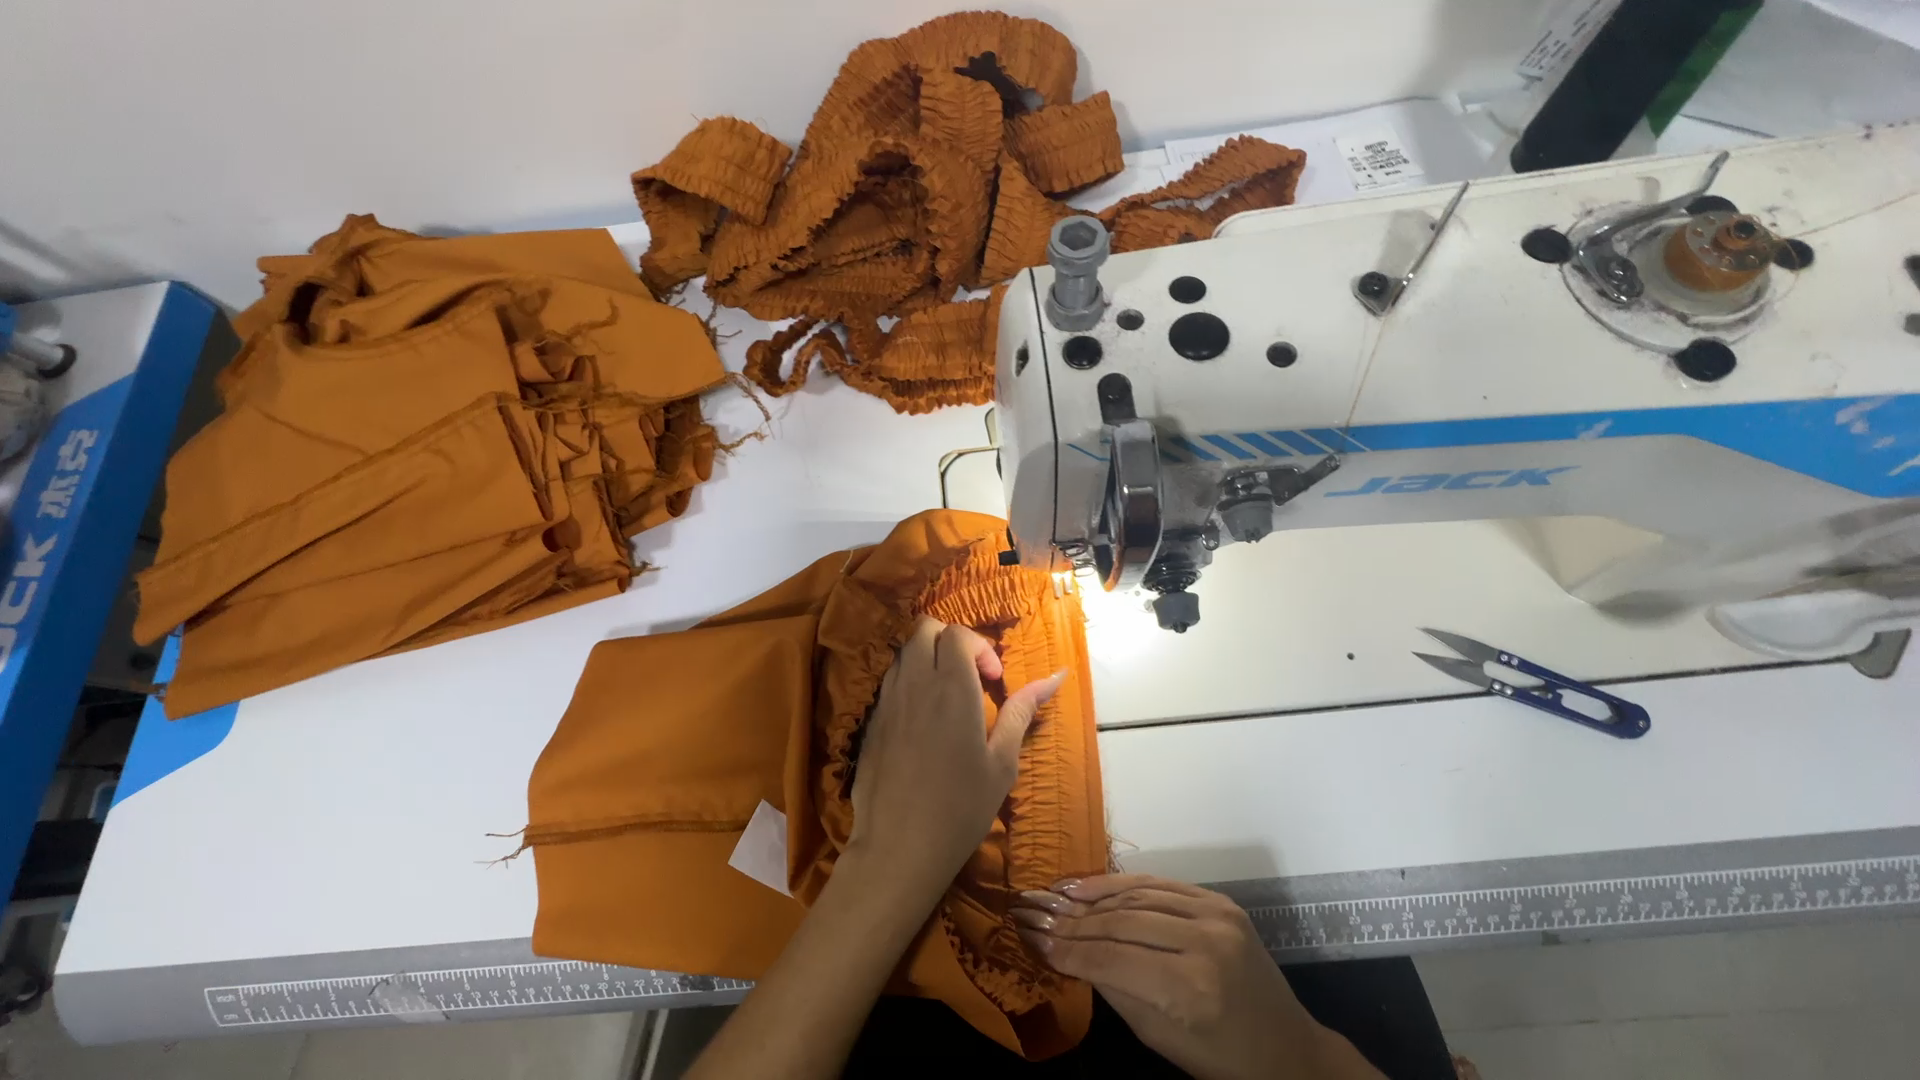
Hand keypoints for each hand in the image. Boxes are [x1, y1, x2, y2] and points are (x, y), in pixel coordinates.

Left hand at [846, 616, 1064, 898]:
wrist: (899, 847)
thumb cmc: (961, 808)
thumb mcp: (1002, 761)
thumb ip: (1022, 711)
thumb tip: (1056, 676)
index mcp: (951, 688)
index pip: (957, 633)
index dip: (979, 647)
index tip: (992, 682)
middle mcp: (915, 683)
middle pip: (925, 629)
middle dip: (950, 641)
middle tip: (970, 678)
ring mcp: (887, 700)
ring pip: (903, 651)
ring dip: (927, 658)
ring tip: (947, 697)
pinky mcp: (870, 720)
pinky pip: (889, 680)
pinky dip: (908, 681)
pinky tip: (923, 720)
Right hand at [1011, 875, 1381, 1079]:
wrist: (1288, 1050)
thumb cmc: (1220, 1059)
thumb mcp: (1159, 1036)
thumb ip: (1113, 987)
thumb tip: (1064, 952)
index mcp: (1190, 987)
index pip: (1112, 959)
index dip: (1067, 949)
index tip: (1029, 938)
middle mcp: (1204, 941)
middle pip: (1121, 922)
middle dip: (1070, 920)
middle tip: (1030, 912)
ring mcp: (1216, 914)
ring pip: (1137, 895)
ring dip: (1090, 895)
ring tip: (1053, 895)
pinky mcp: (1220, 901)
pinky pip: (1160, 885)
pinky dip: (1122, 884)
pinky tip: (1091, 886)